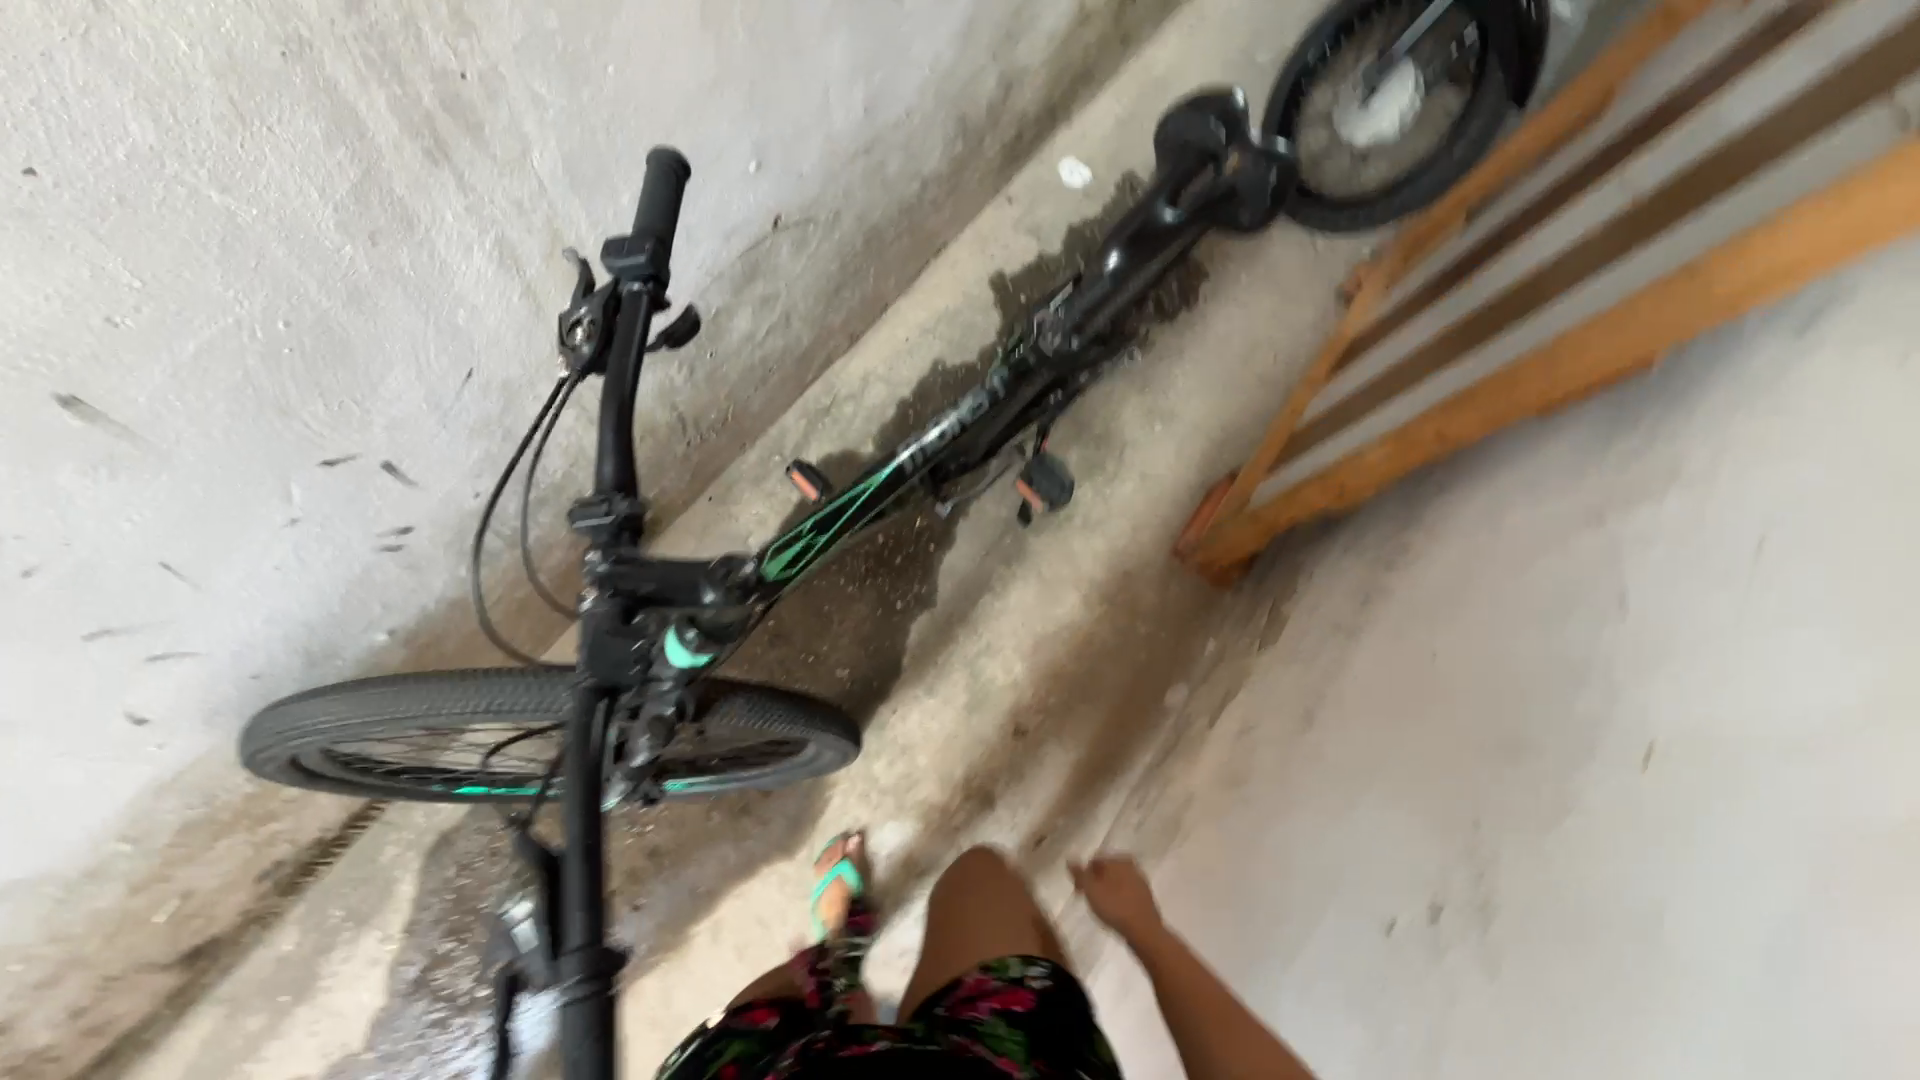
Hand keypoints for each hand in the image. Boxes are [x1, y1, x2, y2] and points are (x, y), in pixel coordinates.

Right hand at [1070, 854, 1165, 941]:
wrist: (1144, 931)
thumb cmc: (1115, 908)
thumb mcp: (1091, 890)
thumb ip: (1079, 874)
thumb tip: (1070, 858)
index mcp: (1118, 860)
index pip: (1094, 860)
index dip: (1083, 874)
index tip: (1078, 891)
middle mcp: (1131, 866)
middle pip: (1106, 870)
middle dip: (1095, 882)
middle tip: (1088, 898)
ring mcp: (1140, 882)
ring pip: (1117, 881)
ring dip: (1106, 890)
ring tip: (1100, 907)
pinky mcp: (1145, 897)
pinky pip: (1126, 893)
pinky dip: (1118, 898)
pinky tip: (1114, 911)